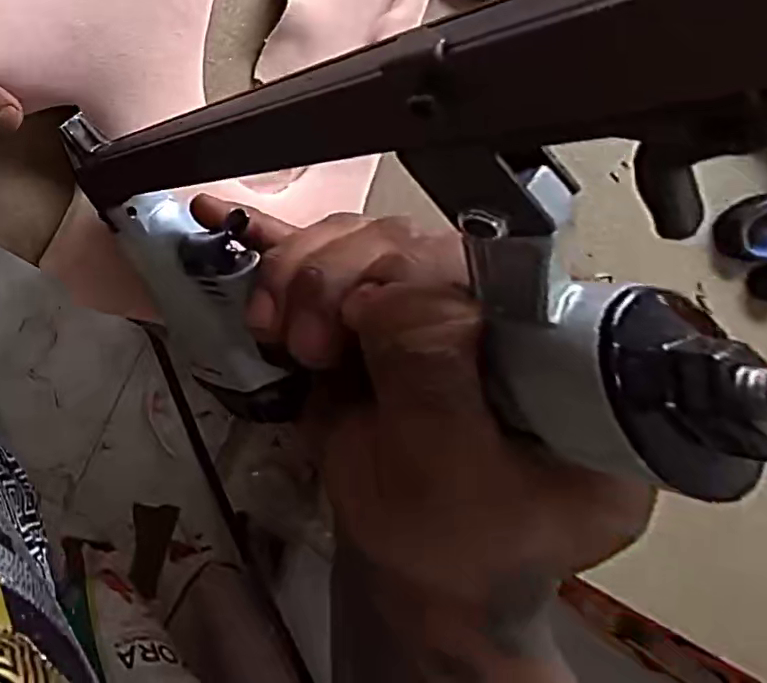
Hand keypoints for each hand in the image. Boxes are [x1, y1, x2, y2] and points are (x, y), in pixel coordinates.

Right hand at [193, 198, 654, 672]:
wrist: (409, 552)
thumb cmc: (451, 533)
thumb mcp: (454, 476)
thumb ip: (435, 385)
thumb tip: (391, 295)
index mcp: (547, 349)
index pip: (480, 268)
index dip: (404, 280)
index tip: (352, 329)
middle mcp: (485, 308)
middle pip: (397, 243)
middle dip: (329, 283)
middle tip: (304, 346)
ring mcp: (414, 299)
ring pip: (345, 239)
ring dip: (292, 274)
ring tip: (274, 331)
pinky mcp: (356, 303)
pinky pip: (309, 255)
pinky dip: (264, 236)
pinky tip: (219, 215)